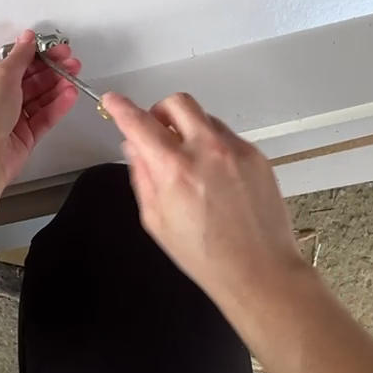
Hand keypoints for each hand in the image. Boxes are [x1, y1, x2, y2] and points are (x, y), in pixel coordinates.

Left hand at [0, 30, 81, 184]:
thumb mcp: (2, 76)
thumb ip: (20, 56)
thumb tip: (27, 37)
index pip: (17, 64)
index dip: (38, 55)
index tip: (57, 49)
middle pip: (31, 80)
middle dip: (53, 69)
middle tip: (72, 62)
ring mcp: (13, 118)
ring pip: (40, 98)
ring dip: (58, 86)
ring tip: (75, 76)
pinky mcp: (26, 136)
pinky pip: (45, 116)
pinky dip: (58, 105)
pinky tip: (70, 95)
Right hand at [103, 91, 308, 310]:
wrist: (259, 270)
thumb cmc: (206, 255)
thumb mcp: (156, 220)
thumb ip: (141, 175)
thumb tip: (133, 146)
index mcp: (175, 169)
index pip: (139, 123)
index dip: (121, 108)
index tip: (112, 101)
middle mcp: (207, 151)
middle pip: (177, 102)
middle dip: (160, 111)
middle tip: (157, 131)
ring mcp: (235, 150)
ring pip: (204, 117)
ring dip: (189, 130)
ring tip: (191, 164)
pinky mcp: (256, 155)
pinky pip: (227, 136)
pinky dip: (213, 146)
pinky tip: (215, 177)